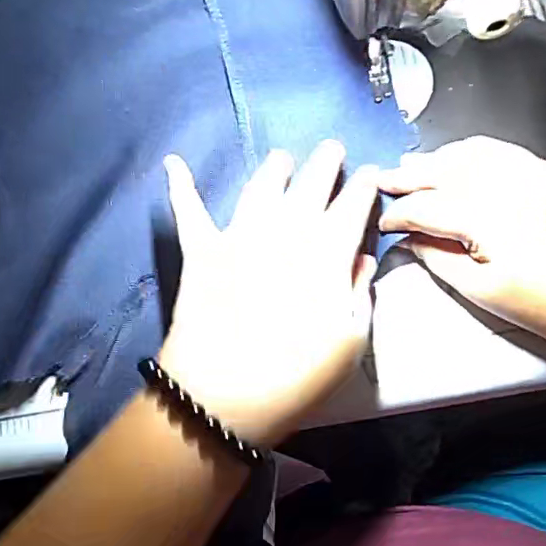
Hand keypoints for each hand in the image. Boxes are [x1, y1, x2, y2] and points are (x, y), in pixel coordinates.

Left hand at [156, 141, 377, 447]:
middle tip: (333, 149)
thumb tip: (361, 260)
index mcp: (327, 251)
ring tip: (283, 157)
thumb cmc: (298, 375)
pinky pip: (190, 212)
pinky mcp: (201, 252)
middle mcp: (285, 231)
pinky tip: (174, 164)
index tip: (371, 174)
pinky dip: (181, 187)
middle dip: (326, 163)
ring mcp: (239, 237)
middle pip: (310, 184)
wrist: (224, 395)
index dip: (364, 187)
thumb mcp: (351, 342)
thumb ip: (360, 294)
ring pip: (260, 187)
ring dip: (274, 168)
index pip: (353, 206)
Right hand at [377, 136, 545, 356]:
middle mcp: (509, 185)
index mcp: (488, 219)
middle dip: (411, 176)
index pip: (429, 207)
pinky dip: (474, 152)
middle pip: (446, 171)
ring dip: (439, 159)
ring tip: (414, 166)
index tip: (385, 223)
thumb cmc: (540, 303)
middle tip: (385, 179)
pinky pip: (503, 151)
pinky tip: (458, 158)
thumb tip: (410, 239)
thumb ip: (437, 257)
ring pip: (472, 153)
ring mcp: (532, 173)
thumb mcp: (478, 288)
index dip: (400, 214)